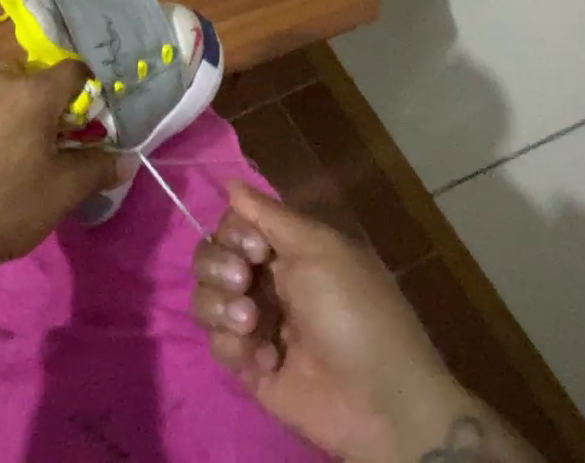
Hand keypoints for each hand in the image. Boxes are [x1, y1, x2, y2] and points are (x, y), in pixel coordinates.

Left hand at [0, 63, 118, 281]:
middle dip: (49, 101)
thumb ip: (100, 167)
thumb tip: (127, 161)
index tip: (90, 121)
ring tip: (17, 146)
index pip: (74, 70)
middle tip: (53, 138)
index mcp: (32, 92)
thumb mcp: (64, 191)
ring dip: (16, 106)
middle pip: (35, 77)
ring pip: (2, 88)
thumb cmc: (9, 208)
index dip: (88, 92)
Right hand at [191, 181, 468, 462]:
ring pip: (205, 297)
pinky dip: (235, 346)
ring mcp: (254, 324)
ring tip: (252, 325)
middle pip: (210, 256)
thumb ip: (269, 215)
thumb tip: (230, 181)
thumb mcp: (320, 250)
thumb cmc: (354, 313)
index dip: (234, 233)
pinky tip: (267, 359)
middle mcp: (266, 281)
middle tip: (244, 282)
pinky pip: (217, 342)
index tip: (256, 249)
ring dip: (221, 305)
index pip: (233, 225)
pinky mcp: (248, 364)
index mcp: (287, 251)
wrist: (379, 402)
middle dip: (218, 265)